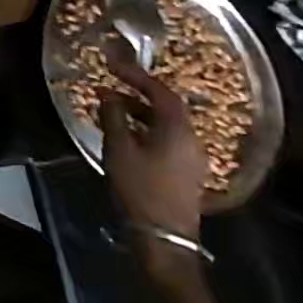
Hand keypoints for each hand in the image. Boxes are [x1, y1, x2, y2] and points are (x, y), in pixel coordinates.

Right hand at [99, 52, 205, 243]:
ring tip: (112, 107)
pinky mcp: (187, 171)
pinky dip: (146, 127)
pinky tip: (126, 132)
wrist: (163, 237)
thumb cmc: (139, 187)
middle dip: (138, 93)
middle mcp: (192, 140)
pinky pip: (167, 138)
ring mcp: (192, 158)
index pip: (161, 92)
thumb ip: (114, 117)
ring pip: (166, 124)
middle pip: (167, 107)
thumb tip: (109, 95)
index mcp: (178, 131)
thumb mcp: (119, 148)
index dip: (137, 76)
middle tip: (112, 83)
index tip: (113, 66)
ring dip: (140, 111)